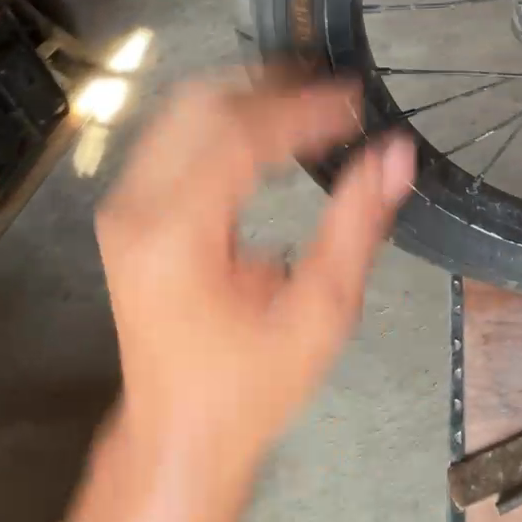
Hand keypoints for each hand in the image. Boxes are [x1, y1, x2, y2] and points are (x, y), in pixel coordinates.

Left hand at [53, 71, 413, 521]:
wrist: (179, 434)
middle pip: (202, 105)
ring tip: (314, 100)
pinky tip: (275, 126)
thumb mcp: (320, 312)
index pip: (241, 136)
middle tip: (337, 92)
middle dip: (276, 86)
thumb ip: (358, 224)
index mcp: (177, 234)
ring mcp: (125, 206)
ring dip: (253, 94)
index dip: (305, 109)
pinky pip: (178, 134)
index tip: (358, 101)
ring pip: (185, 110)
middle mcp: (137, 208)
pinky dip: (231, 116)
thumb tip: (396, 153)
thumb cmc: (253, 385)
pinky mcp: (131, 211)